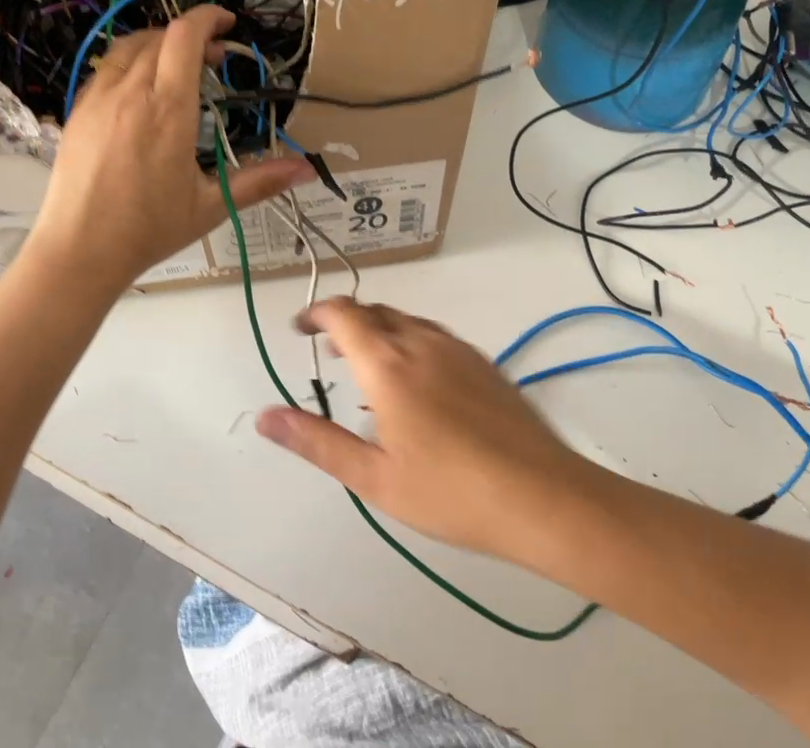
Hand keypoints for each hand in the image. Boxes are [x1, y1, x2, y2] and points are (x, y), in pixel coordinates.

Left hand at [28, 5, 314, 289]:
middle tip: (213, 58)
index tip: (227, 23)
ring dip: (157, 45)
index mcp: (168, 109)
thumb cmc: (148, 230)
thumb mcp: (210, 206)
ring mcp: (97, 100)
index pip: (185, 36)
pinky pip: (104, 69)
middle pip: (159, 37)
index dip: (208, 18)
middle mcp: (130, 93)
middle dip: (190, 36)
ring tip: (176, 67)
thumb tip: (307, 169)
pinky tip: (139, 91)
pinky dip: (129, 64)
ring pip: (128, 48)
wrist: (79, 251)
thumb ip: (259, 181)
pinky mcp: (77, 112)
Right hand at [254, 297, 602, 563]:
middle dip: (346, 322)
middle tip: (330, 350)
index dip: (316, 313)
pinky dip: (410, 342)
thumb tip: (265, 418)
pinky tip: (418, 384)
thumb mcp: (374, 477)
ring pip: (408, 322)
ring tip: (369, 367)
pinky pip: (436, 336)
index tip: (299, 328)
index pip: (344, 315)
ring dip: (379, 330)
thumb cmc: (450, 492)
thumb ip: (317, 442)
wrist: (544, 497)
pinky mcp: (487, 365)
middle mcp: (423, 344)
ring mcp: (460, 351)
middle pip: (376, 311)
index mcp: (388, 365)